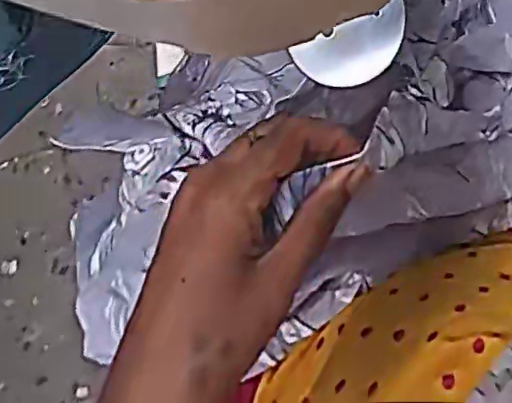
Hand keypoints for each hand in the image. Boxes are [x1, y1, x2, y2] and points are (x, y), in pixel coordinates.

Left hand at [102, 116, 370, 402]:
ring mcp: (191, 193)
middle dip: (310, 141)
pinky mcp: (186, 210)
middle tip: (344, 164)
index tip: (356, 151)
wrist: (156, 384)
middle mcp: (204, 180)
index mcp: (227, 190)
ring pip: (249, 148)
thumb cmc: (213, 340)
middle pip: (267, 134)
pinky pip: (232, 170)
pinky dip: (264, 172)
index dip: (328, 135)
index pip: (287, 135)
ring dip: (287, 155)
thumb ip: (319, 216)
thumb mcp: (279, 277)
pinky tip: (284, 202)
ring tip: (322, 182)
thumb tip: (352, 175)